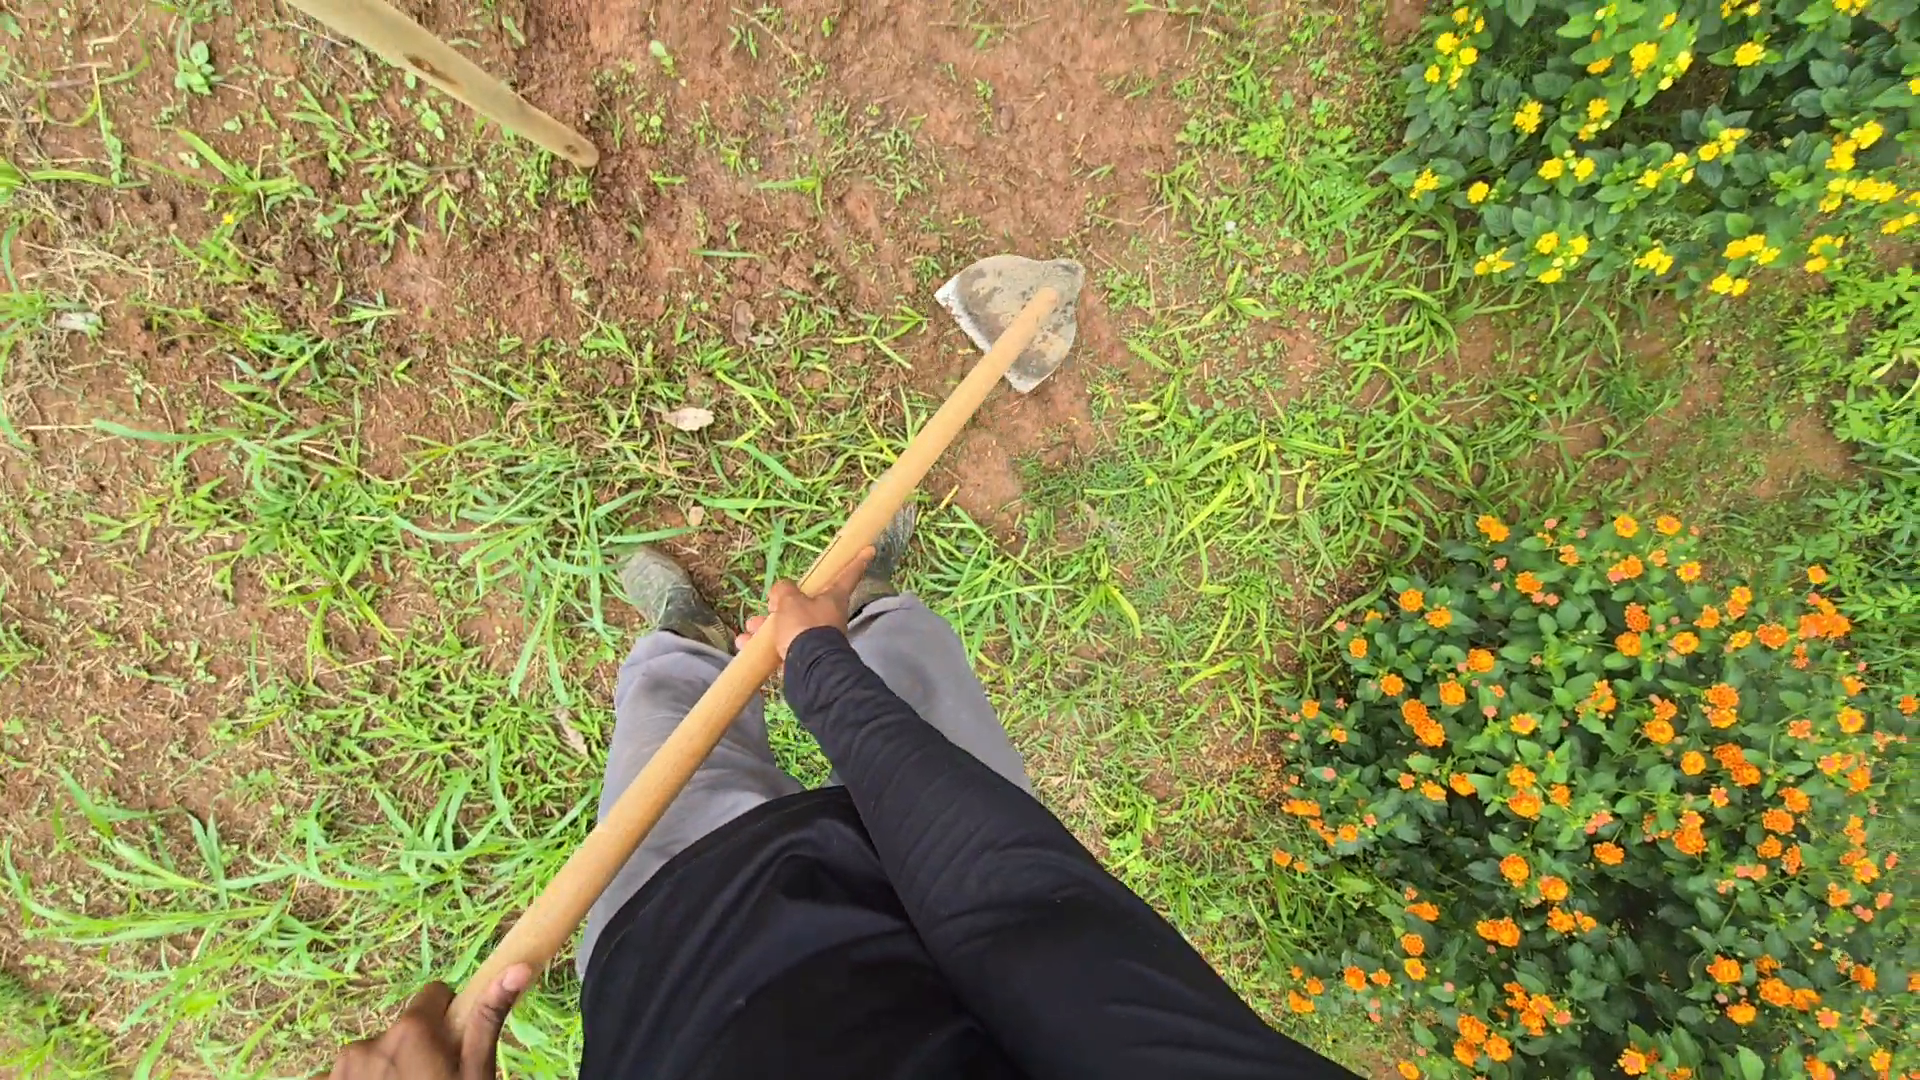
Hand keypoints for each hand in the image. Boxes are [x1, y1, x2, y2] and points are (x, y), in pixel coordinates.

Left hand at [328, 965, 530, 1079]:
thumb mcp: (475, 1073)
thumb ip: (489, 1016)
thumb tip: (518, 967)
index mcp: (409, 1030)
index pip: (432, 995)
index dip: (445, 1019)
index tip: (450, 1050)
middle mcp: (364, 1046)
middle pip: (397, 1032)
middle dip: (410, 1051)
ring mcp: (335, 1076)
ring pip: (367, 1060)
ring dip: (380, 1074)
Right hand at [737, 547, 873, 658]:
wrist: (808, 669)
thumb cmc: (804, 626)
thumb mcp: (790, 601)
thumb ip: (784, 591)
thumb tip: (782, 593)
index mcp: (834, 598)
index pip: (848, 574)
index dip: (857, 562)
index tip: (869, 550)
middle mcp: (829, 616)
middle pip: (806, 604)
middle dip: (782, 605)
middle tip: (769, 607)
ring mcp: (818, 637)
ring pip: (790, 625)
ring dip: (767, 626)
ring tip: (750, 628)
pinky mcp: (805, 656)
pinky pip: (782, 645)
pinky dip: (764, 645)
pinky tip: (745, 644)